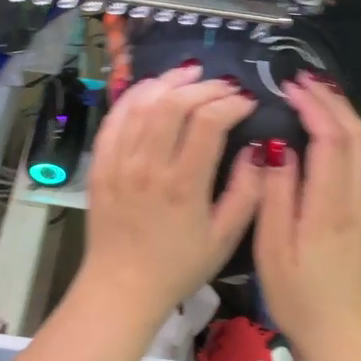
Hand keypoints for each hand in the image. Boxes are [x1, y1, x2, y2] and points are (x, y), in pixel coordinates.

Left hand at [77, 65, 259, 323]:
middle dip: (205, 86)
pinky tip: (152, 88)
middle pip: (174, 104)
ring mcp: (119, 163)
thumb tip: (260, 150)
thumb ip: (247, 192)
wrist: (122, 286)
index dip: (232, 103)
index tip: (248, 102)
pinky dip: (134, 96)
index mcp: (183, 185)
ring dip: (169, 82)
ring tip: (192, 73)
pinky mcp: (100, 164)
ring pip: (142, 104)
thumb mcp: (226, 238)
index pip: (208, 122)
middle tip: (225, 86)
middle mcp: (148, 167)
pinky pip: (115, 118)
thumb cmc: (179, 266)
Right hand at [253, 76, 360, 360]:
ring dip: (348, 114)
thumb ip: (276, 194)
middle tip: (303, 81)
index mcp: (331, 206)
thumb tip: (279, 146)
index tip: (289, 86)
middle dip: (332, 100)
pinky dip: (359, 135)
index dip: (313, 105)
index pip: (331, 138)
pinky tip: (342, 131)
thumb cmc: (299, 297)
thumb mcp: (271, 249)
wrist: (348, 337)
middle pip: (357, 133)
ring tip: (321, 96)